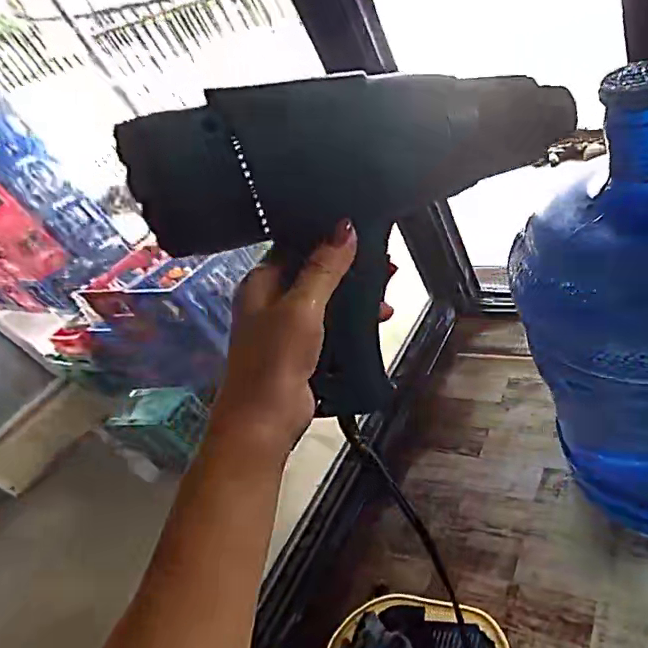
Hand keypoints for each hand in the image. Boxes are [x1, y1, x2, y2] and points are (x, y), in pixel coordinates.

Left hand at [208, 220, 392, 459]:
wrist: (266, 418)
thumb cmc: (274, 360)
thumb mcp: (303, 306)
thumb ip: (324, 268)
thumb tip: (344, 229)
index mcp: (261, 283)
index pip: (296, 246)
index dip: (327, 238)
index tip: (361, 234)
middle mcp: (272, 302)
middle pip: (317, 273)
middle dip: (351, 270)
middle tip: (384, 267)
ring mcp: (288, 328)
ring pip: (329, 301)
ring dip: (356, 298)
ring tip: (385, 297)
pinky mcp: (305, 351)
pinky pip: (334, 326)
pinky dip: (354, 322)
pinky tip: (376, 320)